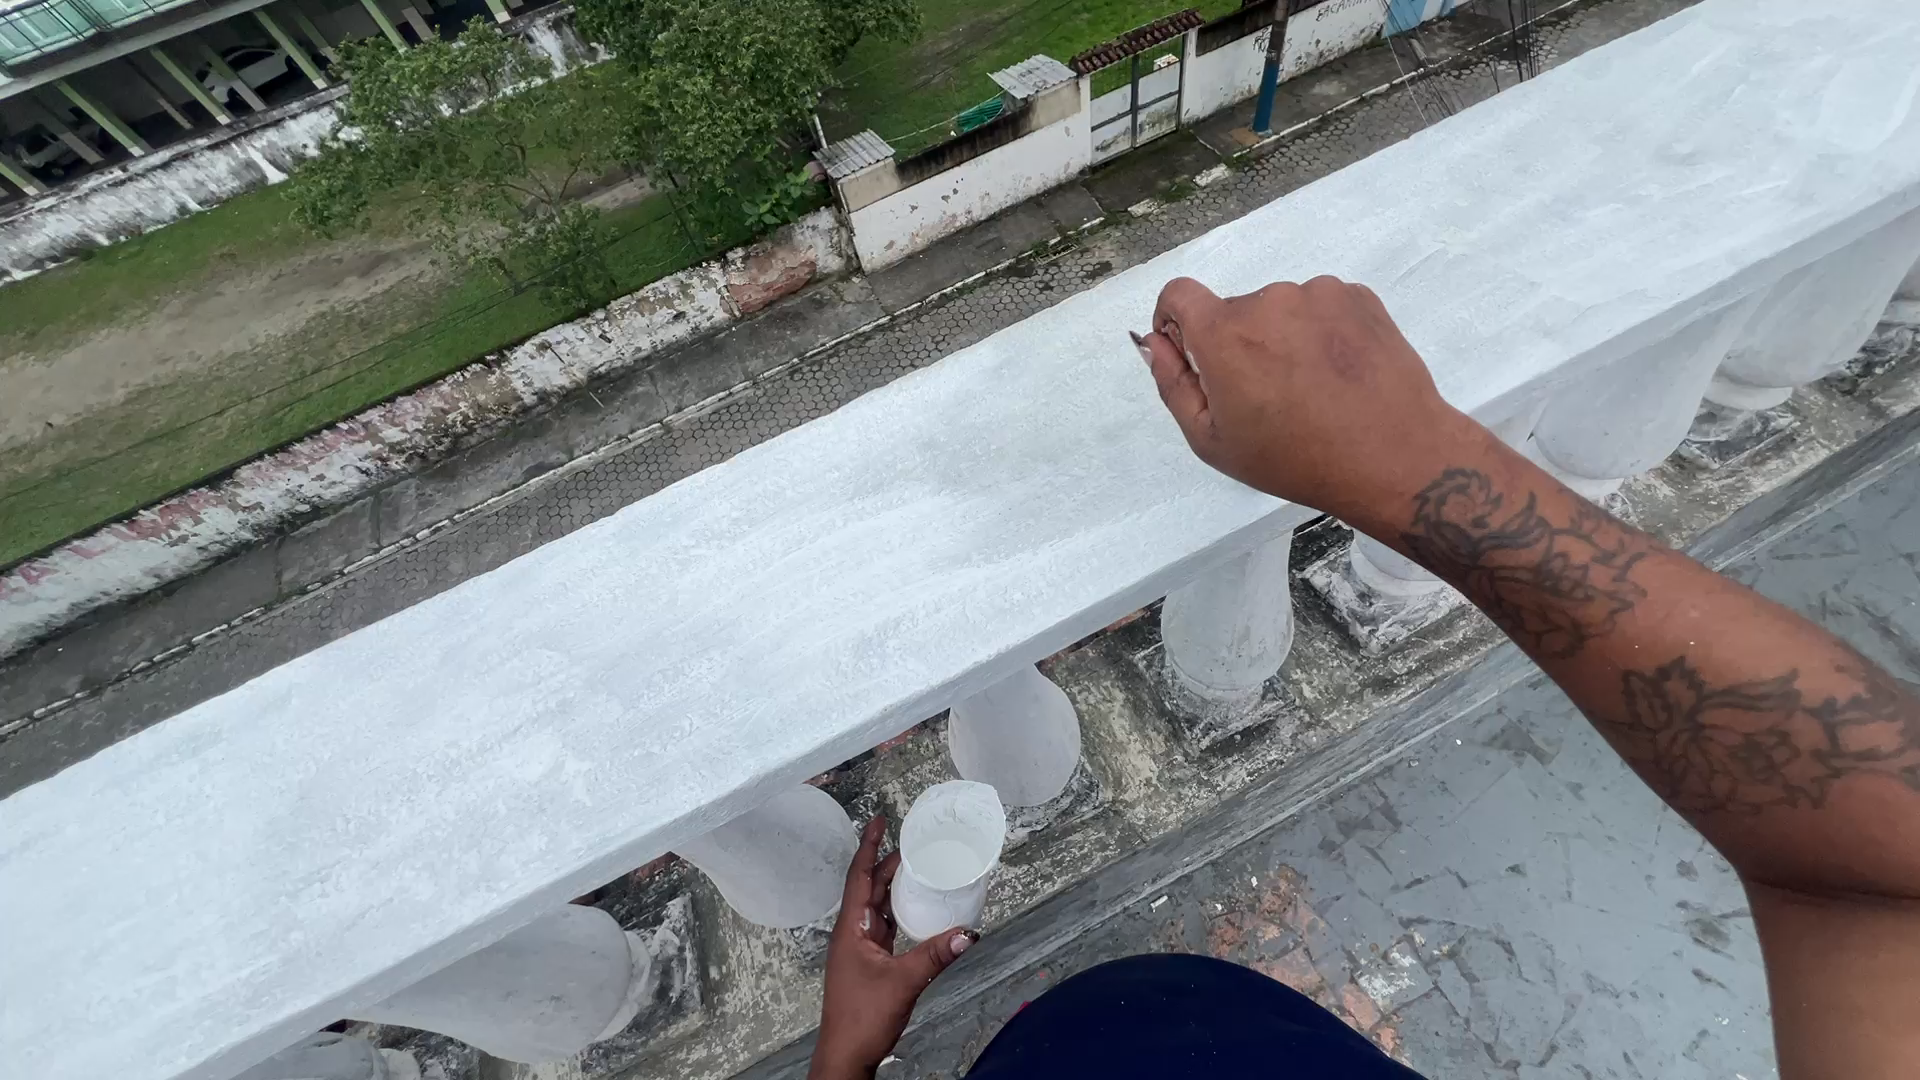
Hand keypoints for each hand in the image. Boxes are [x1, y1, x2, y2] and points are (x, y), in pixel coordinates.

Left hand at [809, 817, 977, 1079]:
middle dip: (885, 861)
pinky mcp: (870, 962)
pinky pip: (884, 925)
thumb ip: (935, 955)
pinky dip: (898, 910)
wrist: (845, 1061)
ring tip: (915, 865)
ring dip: (892, 884)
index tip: (879, 820)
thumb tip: (968, 932)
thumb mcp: (903, 982)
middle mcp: (852, 932)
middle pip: (868, 886)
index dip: (869, 846)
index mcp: (850, 928)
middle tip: (910, 840)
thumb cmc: (863, 1018)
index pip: (859, 875)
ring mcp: (860, 948)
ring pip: (876, 905)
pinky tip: (916, 908)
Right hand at [1134, 275, 1479, 532]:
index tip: (1191, 353)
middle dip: (1234, 346)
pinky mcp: (1357, 296)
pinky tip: (1333, 374)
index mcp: (1224, 334)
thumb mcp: (1210, 439)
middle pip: (1231, 312)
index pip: (1178, 294)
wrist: (1391, 455)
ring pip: (1276, 311)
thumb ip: (1172, 383)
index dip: (1174, 321)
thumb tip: (1153, 341)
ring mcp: (1318, 294)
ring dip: (1277, 340)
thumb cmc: (1291, 458)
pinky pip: (1317, 308)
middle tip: (1262, 397)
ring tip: (1305, 389)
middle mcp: (1268, 300)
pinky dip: (1315, 333)